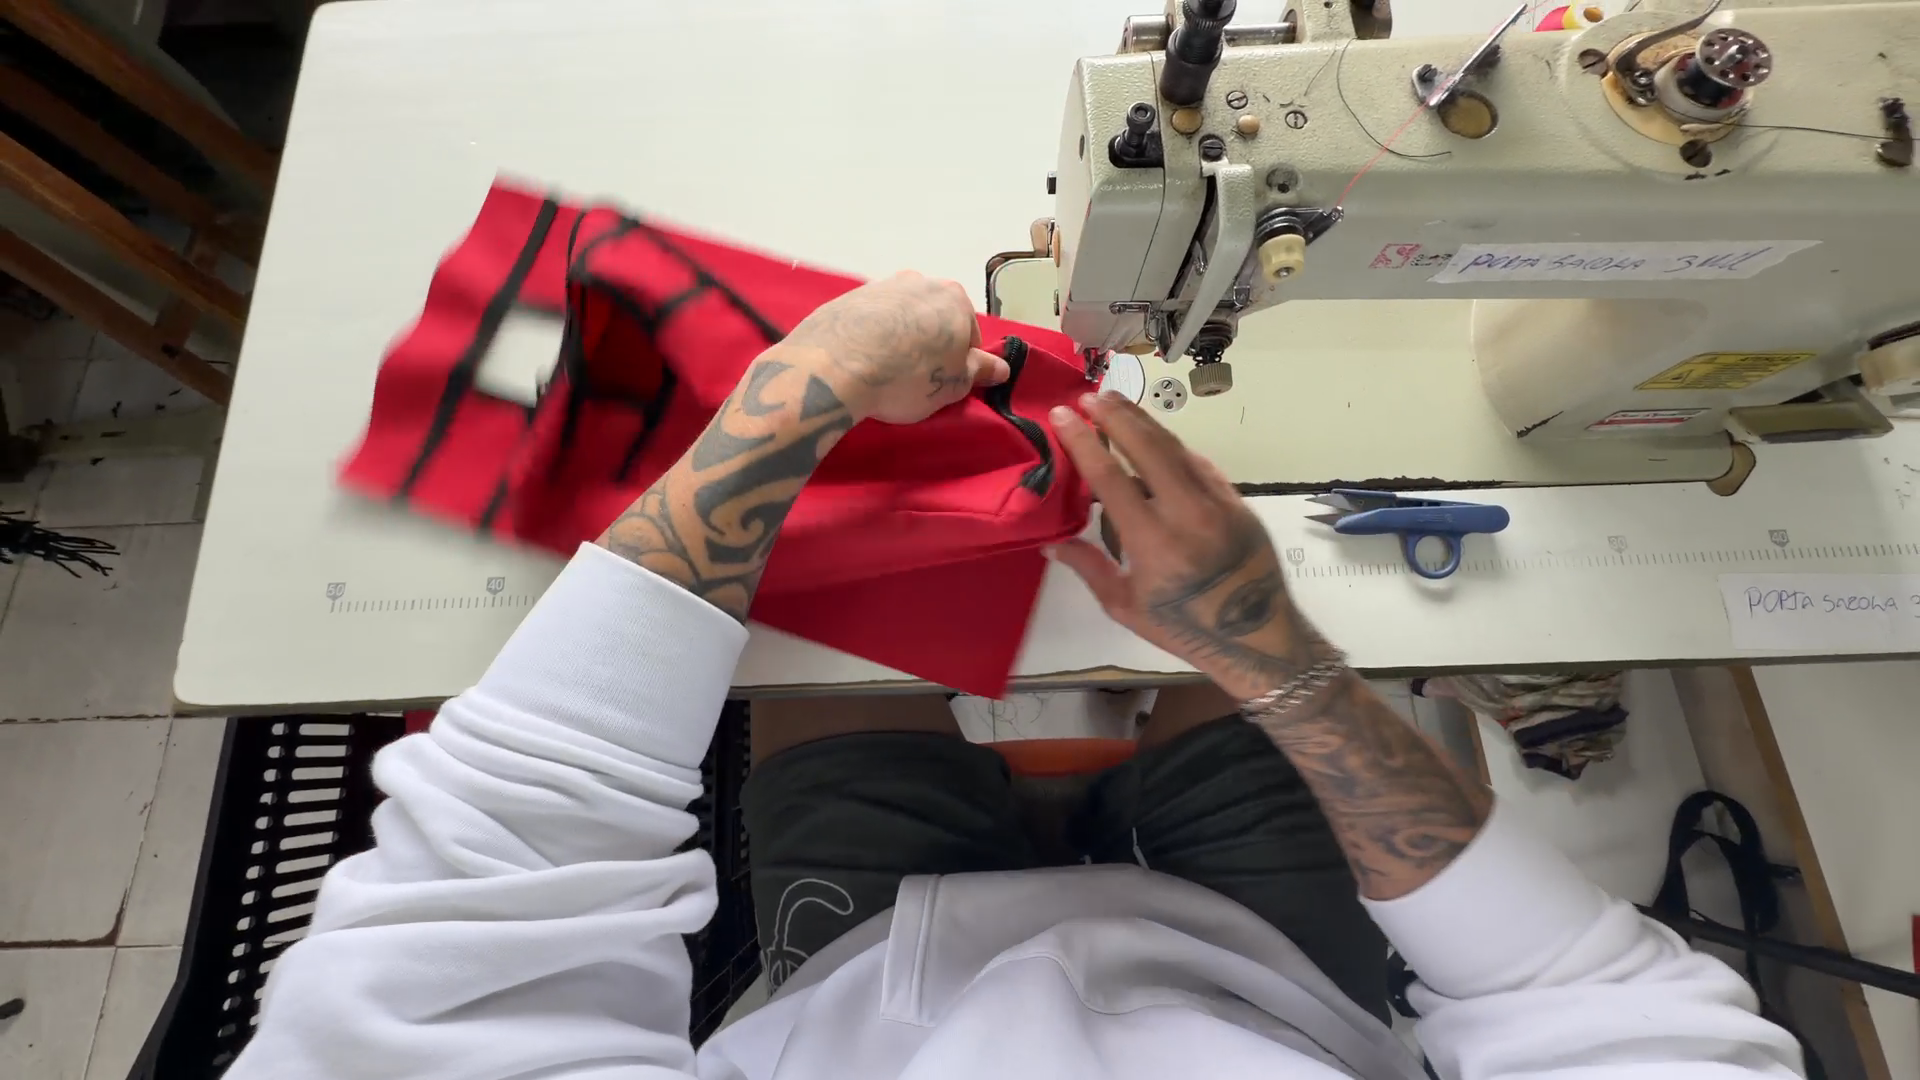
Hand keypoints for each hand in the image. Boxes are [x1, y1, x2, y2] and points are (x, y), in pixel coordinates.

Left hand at [779, 271, 1009, 423]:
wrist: (836, 367)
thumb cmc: (908, 378)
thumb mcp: (952, 385)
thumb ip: (979, 371)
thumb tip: (1001, 367)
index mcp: (955, 298)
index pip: (969, 334)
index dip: (959, 363)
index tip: (943, 382)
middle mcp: (921, 281)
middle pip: (935, 319)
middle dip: (931, 345)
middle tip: (916, 378)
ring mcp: (882, 285)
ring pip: (903, 317)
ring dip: (902, 339)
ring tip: (886, 371)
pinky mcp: (849, 296)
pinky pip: (872, 319)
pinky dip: (873, 336)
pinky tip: (863, 361)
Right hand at [1046, 392, 1325, 700]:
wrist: (1257, 638)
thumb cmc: (1182, 628)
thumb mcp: (1124, 606)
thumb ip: (1089, 566)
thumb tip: (1049, 540)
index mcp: (1153, 542)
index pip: (1110, 477)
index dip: (1083, 442)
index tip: (1063, 415)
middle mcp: (1187, 513)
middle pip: (1147, 447)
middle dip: (1116, 416)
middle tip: (1090, 395)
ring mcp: (1218, 503)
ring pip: (1176, 448)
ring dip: (1144, 422)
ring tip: (1116, 403)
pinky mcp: (1238, 502)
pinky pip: (1200, 465)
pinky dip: (1173, 447)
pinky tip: (1155, 439)